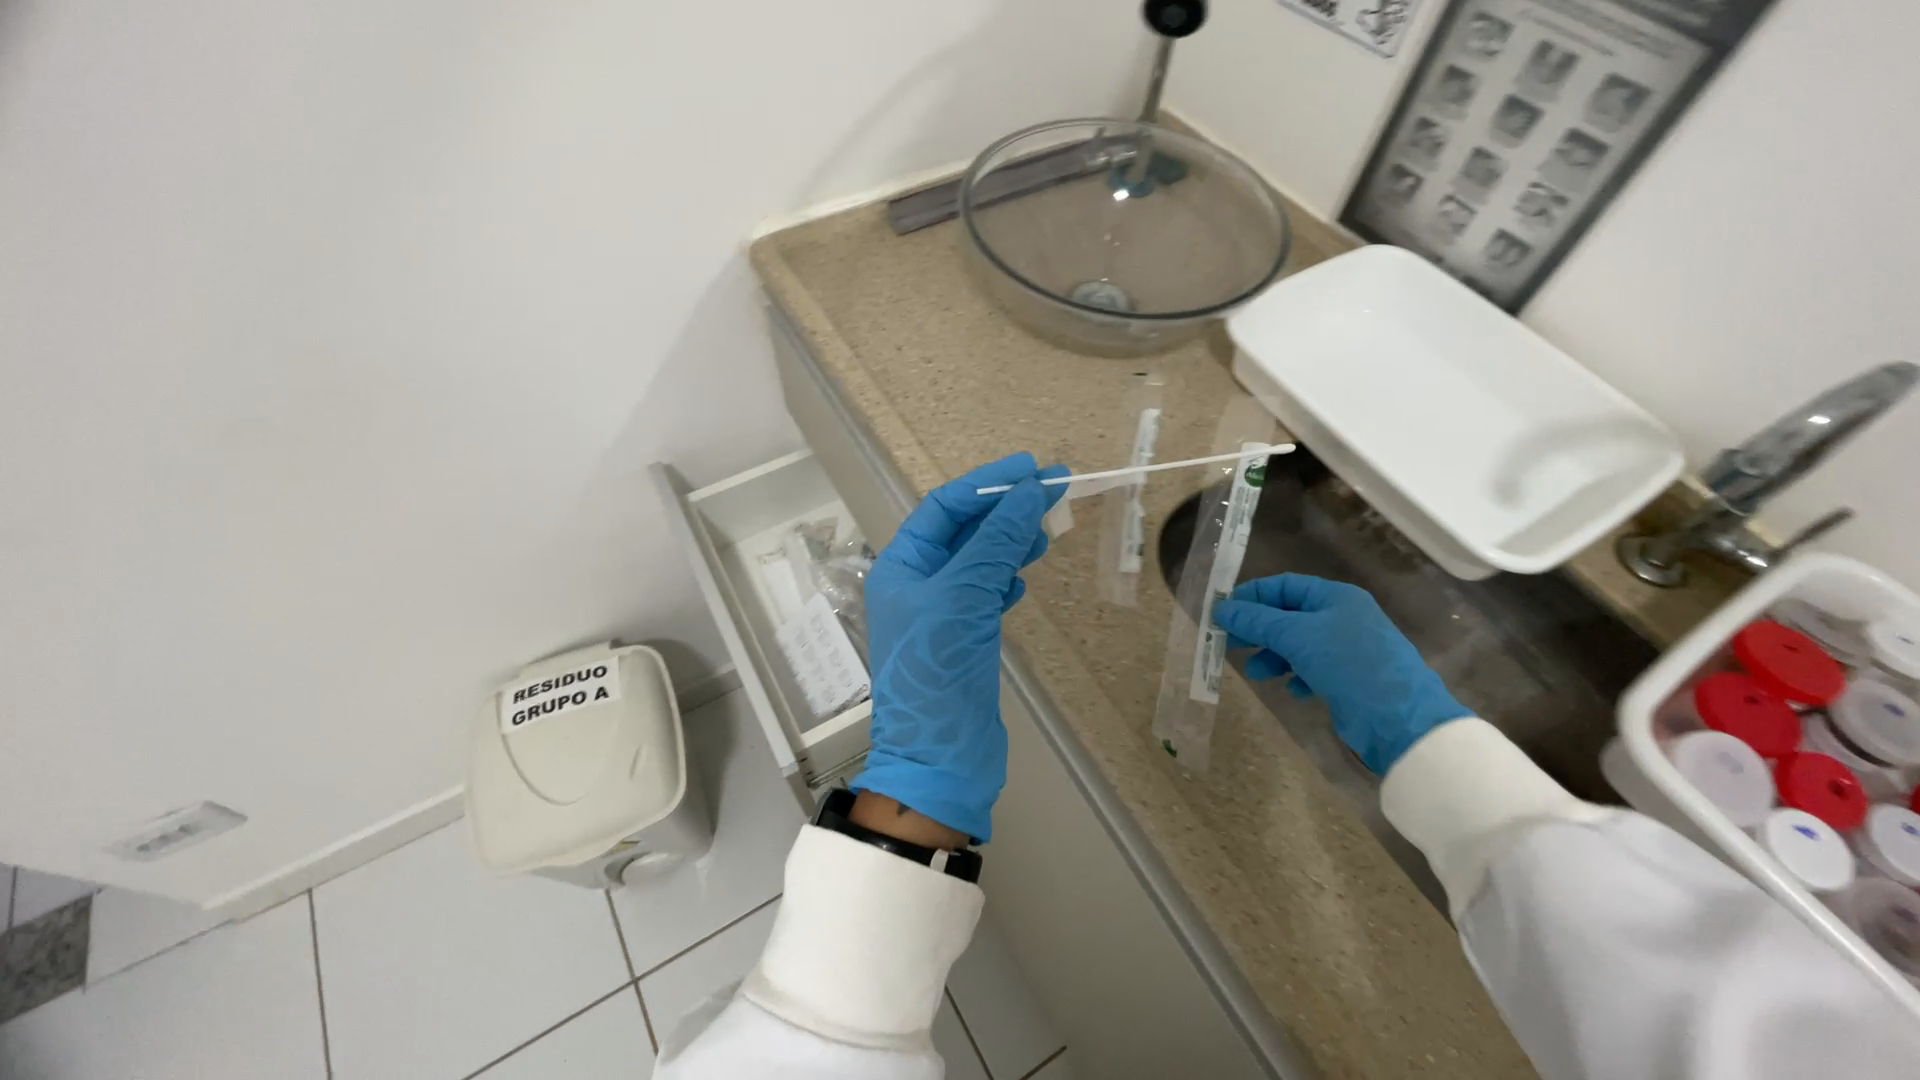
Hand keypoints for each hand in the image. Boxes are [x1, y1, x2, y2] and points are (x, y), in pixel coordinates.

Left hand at [850, 453, 1067, 842]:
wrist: (939, 760)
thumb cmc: (939, 672)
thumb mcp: (964, 597)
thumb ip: (996, 542)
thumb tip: (1031, 490)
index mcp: (901, 566)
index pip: (943, 507)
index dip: (987, 483)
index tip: (1032, 468)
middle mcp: (916, 584)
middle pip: (964, 531)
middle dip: (1004, 511)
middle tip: (1054, 493)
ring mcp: (939, 613)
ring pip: (978, 561)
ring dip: (1009, 543)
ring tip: (1046, 533)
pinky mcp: (962, 640)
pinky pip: (985, 594)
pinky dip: (1005, 580)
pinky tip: (1022, 581)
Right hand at [1210, 573, 1469, 772]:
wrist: (1401, 719)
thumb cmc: (1349, 664)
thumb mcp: (1297, 637)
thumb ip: (1257, 621)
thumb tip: (1221, 608)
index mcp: (1335, 597)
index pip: (1284, 586)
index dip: (1252, 596)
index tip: (1223, 613)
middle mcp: (1343, 617)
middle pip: (1288, 615)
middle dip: (1258, 629)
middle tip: (1228, 642)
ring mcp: (1348, 649)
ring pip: (1298, 644)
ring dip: (1273, 656)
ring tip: (1256, 673)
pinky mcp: (1350, 679)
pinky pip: (1313, 669)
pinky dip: (1297, 676)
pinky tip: (1293, 690)